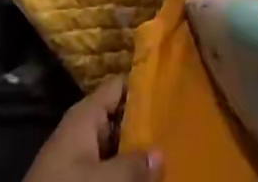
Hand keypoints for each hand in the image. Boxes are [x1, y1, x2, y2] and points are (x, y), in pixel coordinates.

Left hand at [22, 76, 163, 181]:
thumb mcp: (103, 180)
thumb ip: (133, 165)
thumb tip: (160, 154)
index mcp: (85, 116)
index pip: (120, 85)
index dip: (145, 85)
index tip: (174, 88)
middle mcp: (84, 131)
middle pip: (121, 118)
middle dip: (147, 124)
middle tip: (179, 123)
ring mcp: (80, 159)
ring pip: (117, 147)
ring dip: (138, 153)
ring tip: (172, 149)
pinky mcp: (78, 179)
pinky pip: (109, 169)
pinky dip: (125, 172)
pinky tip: (148, 177)